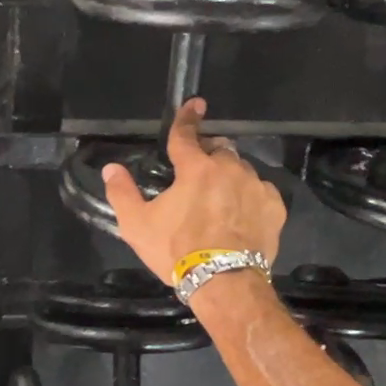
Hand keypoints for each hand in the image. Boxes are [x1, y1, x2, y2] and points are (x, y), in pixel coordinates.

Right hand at [105, 97, 286, 284]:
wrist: (224, 283)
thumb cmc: (177, 250)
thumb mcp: (137, 225)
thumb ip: (122, 193)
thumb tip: (111, 169)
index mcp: (196, 168)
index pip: (186, 135)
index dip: (187, 118)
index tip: (194, 102)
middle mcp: (229, 169)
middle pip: (220, 149)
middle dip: (209, 152)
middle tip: (198, 170)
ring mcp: (256, 187)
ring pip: (242, 169)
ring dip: (229, 175)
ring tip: (220, 197)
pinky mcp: (274, 207)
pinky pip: (261, 191)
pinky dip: (250, 195)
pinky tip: (241, 212)